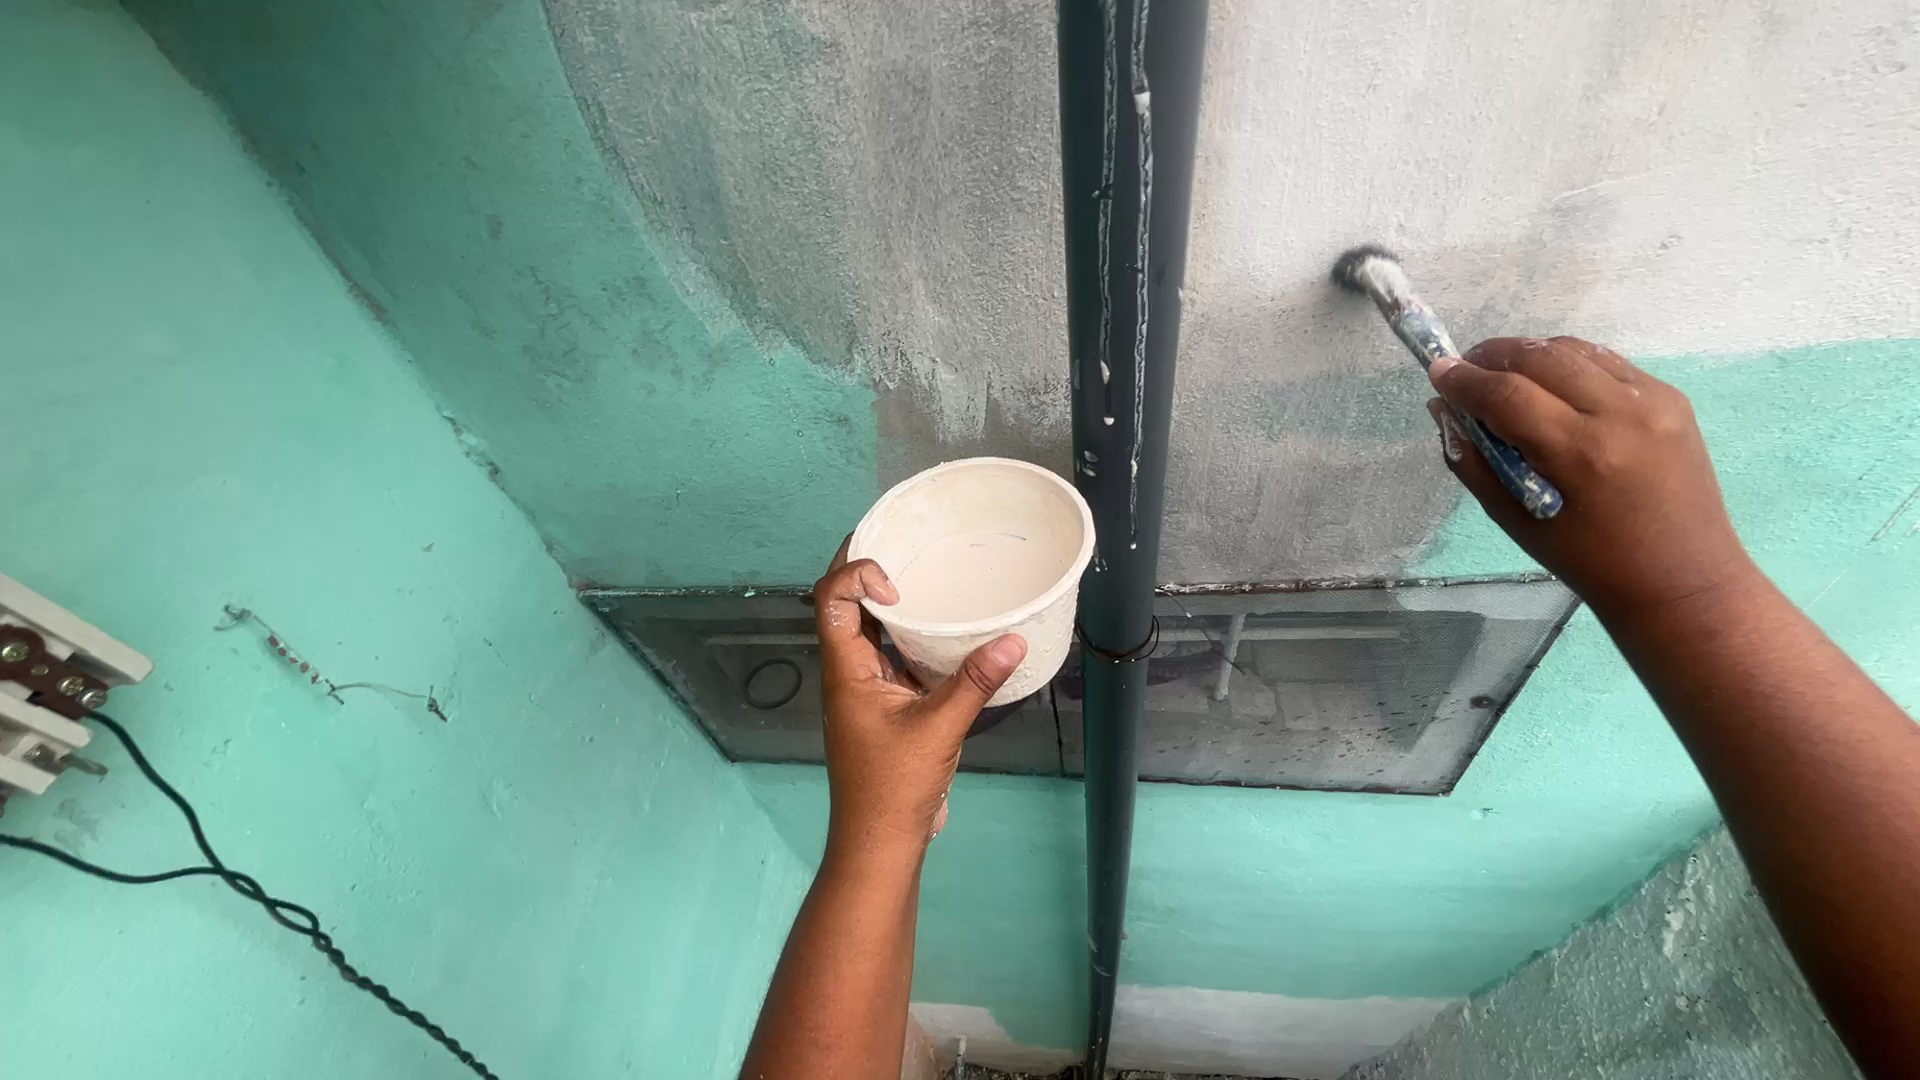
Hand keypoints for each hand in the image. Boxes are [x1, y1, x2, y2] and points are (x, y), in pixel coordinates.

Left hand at [813, 540, 1027, 853]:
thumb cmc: (895, 785)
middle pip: (845, 606)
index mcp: (846, 668)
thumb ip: (975, 682)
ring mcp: (865, 688)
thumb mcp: (940, 728)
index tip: (898, 580)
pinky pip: (892, 655)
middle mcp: (849, 670)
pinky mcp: (885, 704)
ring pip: (869, 630)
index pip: (831, 600)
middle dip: (867, 570)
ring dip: (889, 603)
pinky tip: (945, 630)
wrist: (881, 840)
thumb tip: (1015, 639)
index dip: (855, 573)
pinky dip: (911, 636)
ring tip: (927, 575)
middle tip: (906, 542)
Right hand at [1426, 336, 1757, 621]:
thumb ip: (1471, 458)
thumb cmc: (1584, 557)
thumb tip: (1443, 409)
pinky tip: (1546, 385)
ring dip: (1527, 354)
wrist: (1680, 575)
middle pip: (1541, 357)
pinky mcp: (1670, 398)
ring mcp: (1653, 401)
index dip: (1463, 379)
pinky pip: (1605, 362)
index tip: (1435, 371)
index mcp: (1579, 452)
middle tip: (1462, 370)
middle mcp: (1621, 414)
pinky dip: (1564, 363)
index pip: (1507, 393)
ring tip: (1500, 374)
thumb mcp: (1510, 516)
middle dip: (1491, 356)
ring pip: (1574, 350)